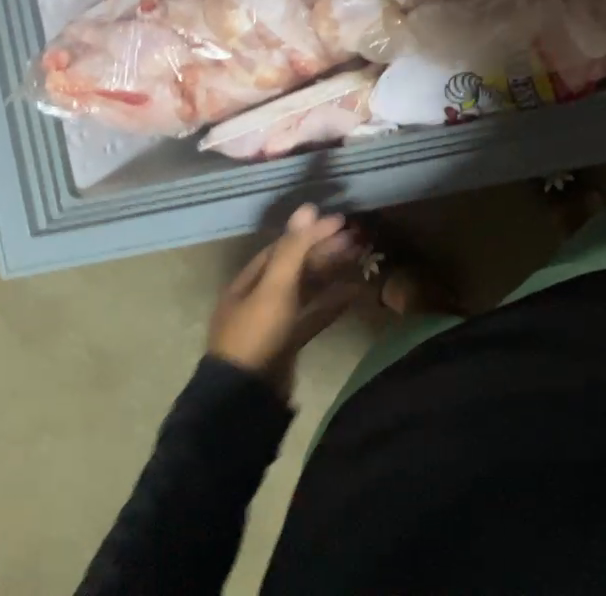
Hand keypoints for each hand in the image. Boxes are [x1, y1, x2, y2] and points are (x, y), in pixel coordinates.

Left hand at [208, 204, 367, 394]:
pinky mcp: (287, 343)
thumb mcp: (274, 287)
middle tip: (358, 237)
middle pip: (297, 266)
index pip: (284, 247)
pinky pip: (313, 316)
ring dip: (332, 272)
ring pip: (307, 289)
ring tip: (360, 257)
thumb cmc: (257, 334)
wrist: (245, 396)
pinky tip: (355, 293)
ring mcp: (273, 321)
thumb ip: (293, 249)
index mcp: (249, 281)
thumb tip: (308, 209)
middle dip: (326, 250)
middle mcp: (259, 297)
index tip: (342, 221)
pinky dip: (332, 303)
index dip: (312, 233)